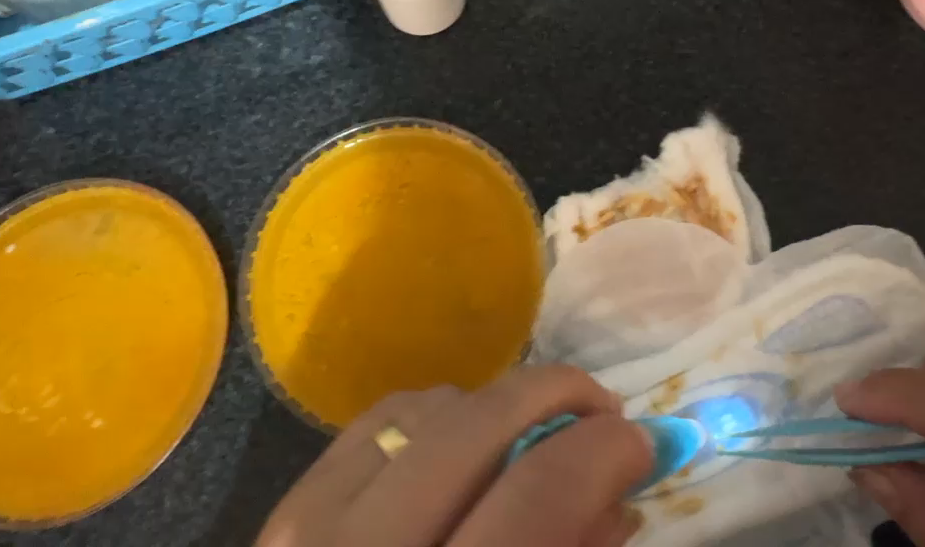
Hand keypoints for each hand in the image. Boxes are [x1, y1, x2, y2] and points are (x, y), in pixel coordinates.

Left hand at [256, 364, 651, 546]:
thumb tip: (616, 487)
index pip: (536, 495)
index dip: (602, 451)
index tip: (639, 439)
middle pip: (478, 426)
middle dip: (556, 395)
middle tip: (599, 410)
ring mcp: (308, 528)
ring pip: (428, 409)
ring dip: (497, 406)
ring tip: (532, 432)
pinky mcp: (285, 509)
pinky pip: (378, 418)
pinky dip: (435, 415)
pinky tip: (463, 440)